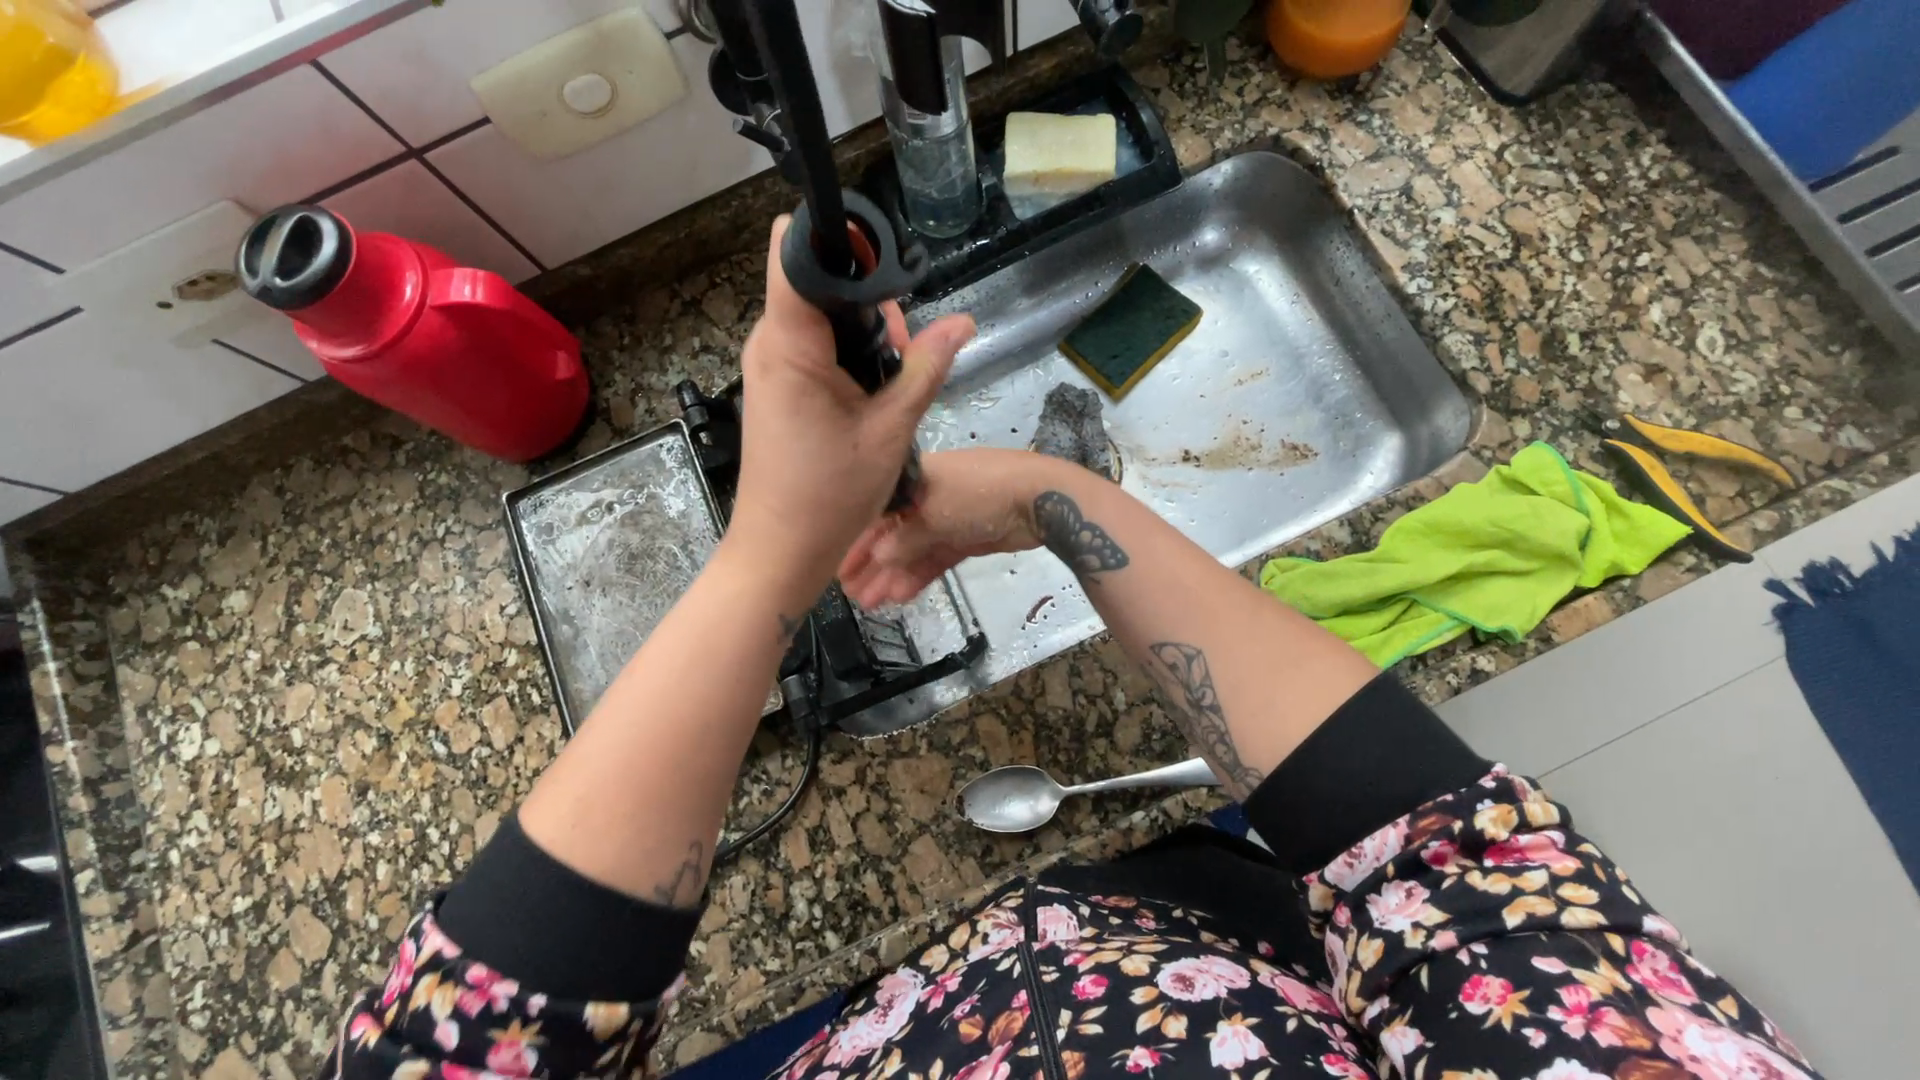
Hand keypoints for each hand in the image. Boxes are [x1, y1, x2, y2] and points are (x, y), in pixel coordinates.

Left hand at [729, 217, 975, 594]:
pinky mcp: (777, 387)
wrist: (782, 550)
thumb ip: (925, 367)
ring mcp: (770, 366)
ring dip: (862, 334)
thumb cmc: (832, 494)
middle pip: (817, 283)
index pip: (796, 254)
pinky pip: (814, 348)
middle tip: (906, 349)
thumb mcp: (892, 429)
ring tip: (894, 379)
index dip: (840, 242)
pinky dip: (847, 357)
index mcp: (790, 344)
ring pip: (819, 317)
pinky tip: (872, 394)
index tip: (886, 262)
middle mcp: (770, 344)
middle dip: (867, 299)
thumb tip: (964, 321)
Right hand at [840, 449, 1073, 607]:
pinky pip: (936, 557)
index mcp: (915, 476)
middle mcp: (928, 494)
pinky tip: (901, 595)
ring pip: (914, 549)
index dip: (858, 539)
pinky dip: (919, 575)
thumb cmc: (980, 492)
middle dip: (873, 563)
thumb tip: (877, 558)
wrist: (1040, 497)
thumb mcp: (933, 513)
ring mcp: (950, 517)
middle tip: (852, 594)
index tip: (840, 566)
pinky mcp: (968, 537)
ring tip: (873, 604)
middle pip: (893, 532)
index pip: (877, 510)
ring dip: (894, 575)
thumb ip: (904, 538)